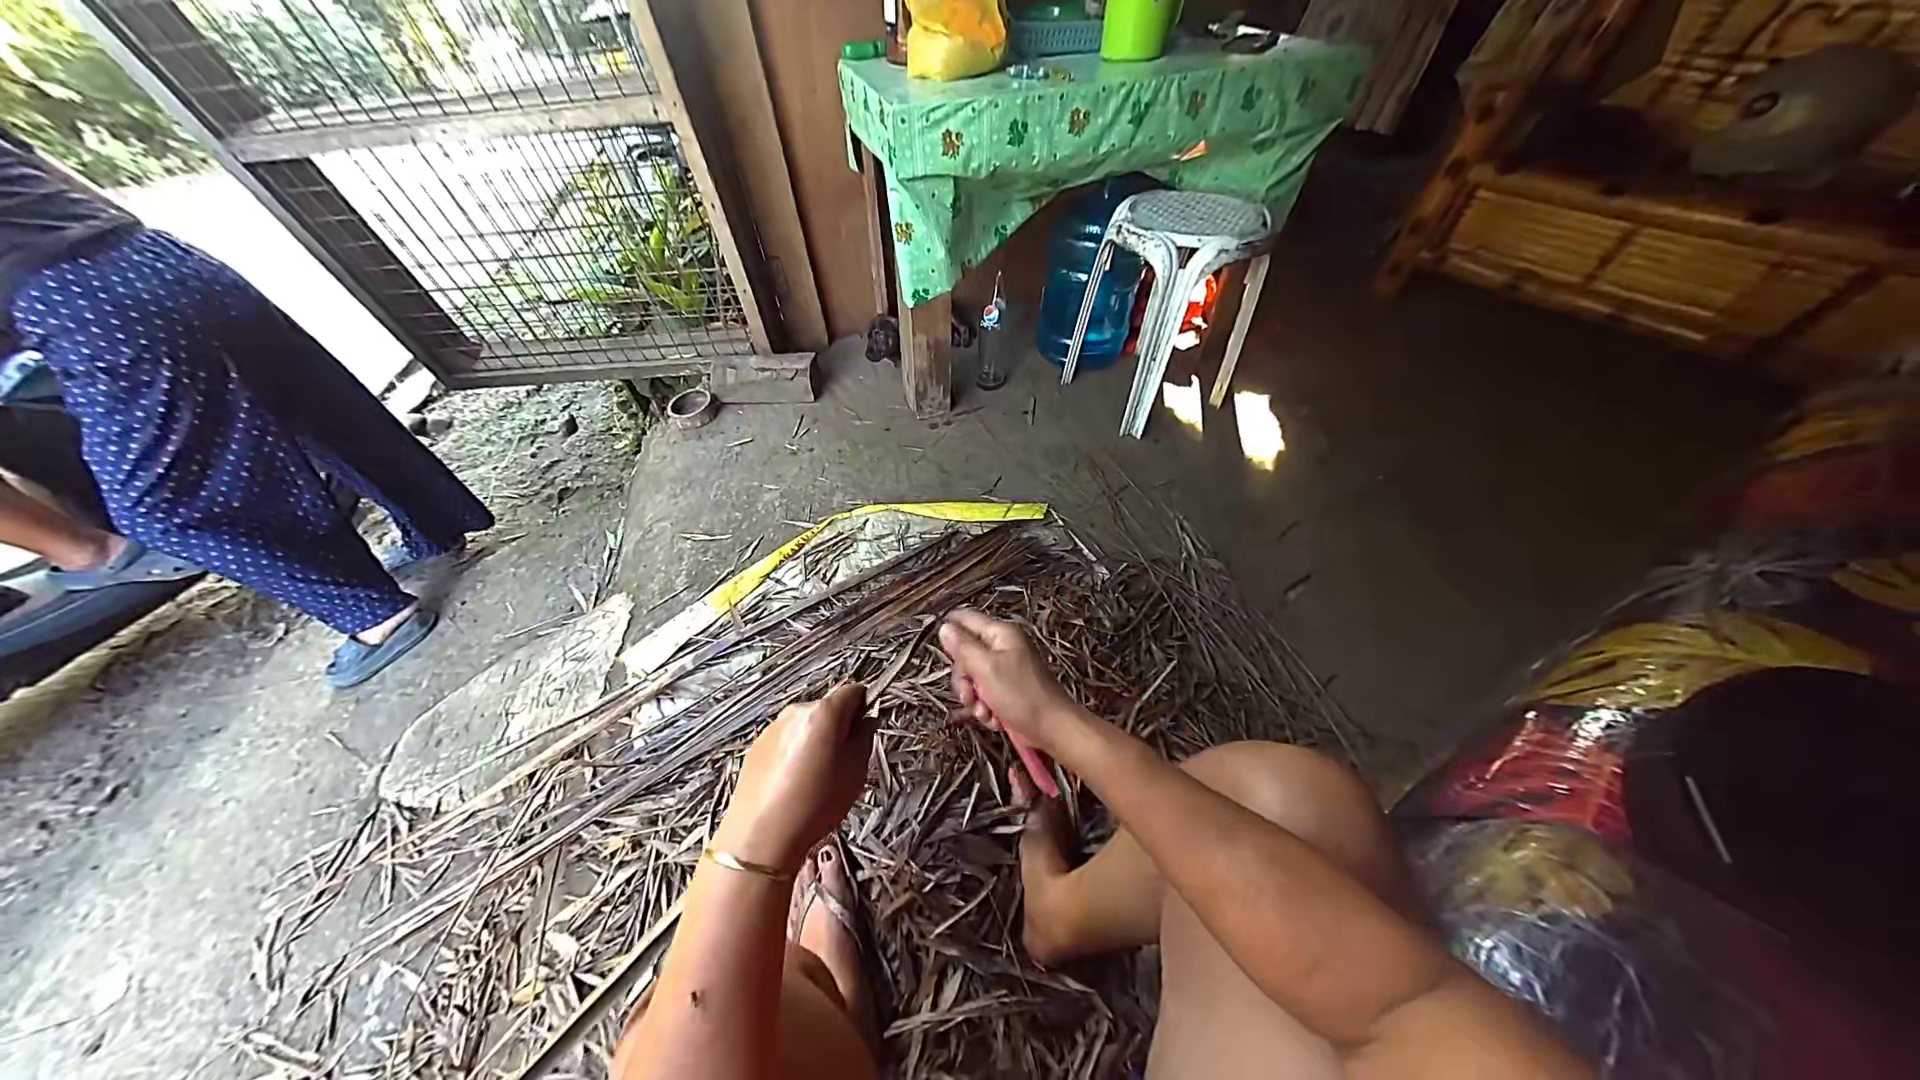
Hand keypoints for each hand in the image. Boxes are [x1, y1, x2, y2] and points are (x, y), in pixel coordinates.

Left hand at [712, 684, 873, 873]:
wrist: (761, 836)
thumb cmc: (813, 805)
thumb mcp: (855, 772)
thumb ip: (865, 738)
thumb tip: (865, 723)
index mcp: (824, 712)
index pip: (854, 691)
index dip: (865, 707)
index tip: (865, 728)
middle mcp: (796, 712)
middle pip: (827, 707)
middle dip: (839, 726)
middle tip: (844, 759)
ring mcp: (773, 728)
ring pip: (805, 724)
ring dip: (815, 739)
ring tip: (816, 776)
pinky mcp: (756, 746)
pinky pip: (785, 740)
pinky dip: (793, 752)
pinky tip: (793, 782)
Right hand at [937, 609, 1083, 755]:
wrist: (1052, 729)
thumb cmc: (1022, 696)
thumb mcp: (985, 668)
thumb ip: (963, 647)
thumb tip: (944, 627)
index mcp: (1000, 634)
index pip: (965, 619)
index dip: (950, 633)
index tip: (945, 654)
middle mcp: (1002, 648)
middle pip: (965, 654)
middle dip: (963, 679)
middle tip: (970, 694)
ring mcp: (1005, 671)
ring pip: (972, 679)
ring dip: (974, 699)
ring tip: (985, 711)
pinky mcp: (1007, 692)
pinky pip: (984, 695)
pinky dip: (985, 708)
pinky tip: (994, 718)